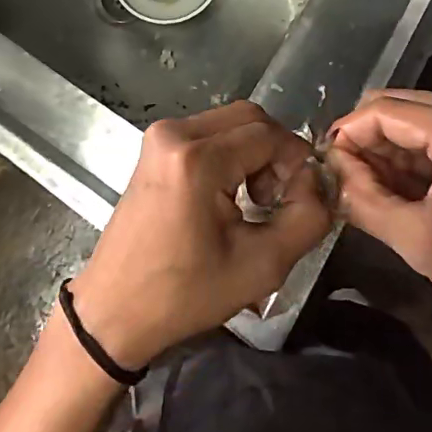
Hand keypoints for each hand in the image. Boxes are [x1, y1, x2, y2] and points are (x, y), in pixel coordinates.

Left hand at [68, 101, 331, 368]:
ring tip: (255, 201)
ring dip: (255, 154)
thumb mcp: (262, 265)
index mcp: (197, 159)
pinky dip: (233, 155)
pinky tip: (230, 194)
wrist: (112, 312)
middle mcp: (175, 134)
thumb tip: (319, 183)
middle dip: (276, 154)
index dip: (296, 163)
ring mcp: (160, 136)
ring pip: (233, 123)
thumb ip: (307, 217)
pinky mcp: (155, 147)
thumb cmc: (184, 295)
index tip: (300, 200)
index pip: (270, 135)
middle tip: (277, 200)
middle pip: (251, 118)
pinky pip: (211, 133)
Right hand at [328, 90, 431, 354]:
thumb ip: (367, 202)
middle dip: (366, 144)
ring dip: (389, 153)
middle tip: (345, 188)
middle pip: (401, 108)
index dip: (347, 136)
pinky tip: (403, 193)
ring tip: (372, 197)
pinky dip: (415, 159)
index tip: (323, 173)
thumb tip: (328, 172)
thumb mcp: (424, 245)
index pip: (386, 110)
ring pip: (418, 120)